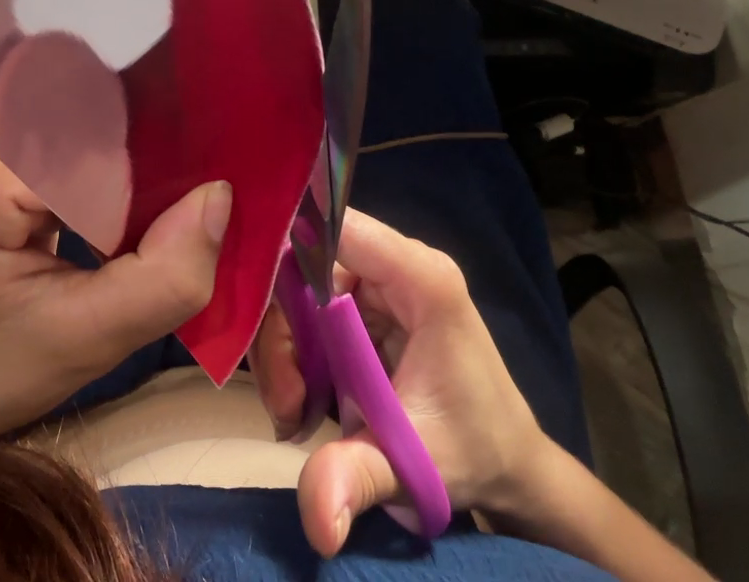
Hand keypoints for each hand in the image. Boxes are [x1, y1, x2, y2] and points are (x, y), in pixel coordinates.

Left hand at [0, 118, 231, 465]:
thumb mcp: (91, 341)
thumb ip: (165, 276)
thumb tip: (218, 194)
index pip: (80, 146)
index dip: (143, 165)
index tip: (186, 195)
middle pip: (65, 122)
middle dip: (127, 155)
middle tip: (169, 200)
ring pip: (55, 119)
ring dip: (103, 155)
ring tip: (133, 202)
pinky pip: (35, 127)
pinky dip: (75, 155)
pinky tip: (94, 192)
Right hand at [250, 209, 555, 554]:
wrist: (504, 466)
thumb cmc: (473, 452)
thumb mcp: (414, 466)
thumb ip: (359, 477)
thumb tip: (315, 522)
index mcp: (420, 278)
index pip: (333, 225)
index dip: (282, 250)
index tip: (244, 310)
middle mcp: (395, 268)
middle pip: (301, 265)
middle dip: (279, 334)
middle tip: (285, 406)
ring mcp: (376, 286)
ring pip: (294, 291)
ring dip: (281, 354)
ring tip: (296, 418)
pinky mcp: (363, 308)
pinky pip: (304, 313)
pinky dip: (292, 358)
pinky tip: (303, 407)